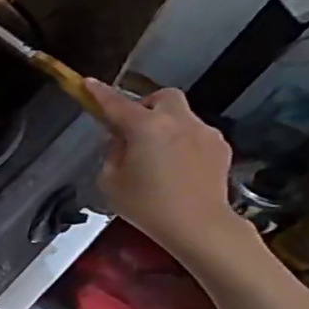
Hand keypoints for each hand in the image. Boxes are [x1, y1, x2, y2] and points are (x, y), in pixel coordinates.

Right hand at [85, 79, 241, 256]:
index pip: (116, 104)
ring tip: (160, 158)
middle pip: (161, 97)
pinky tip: (181, 170)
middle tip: (137, 131)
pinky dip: (185, 145)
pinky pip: (196, 136)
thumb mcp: (111, 183)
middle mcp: (176, 120)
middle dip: (148, 107)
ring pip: (181, 117)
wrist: (199, 225)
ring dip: (168, 128)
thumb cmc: (148, 207)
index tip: (88, 83)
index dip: (99, 94)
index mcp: (145, 127)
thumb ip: (112, 154)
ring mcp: (203, 131)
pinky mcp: (220, 146)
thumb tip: (121, 141)